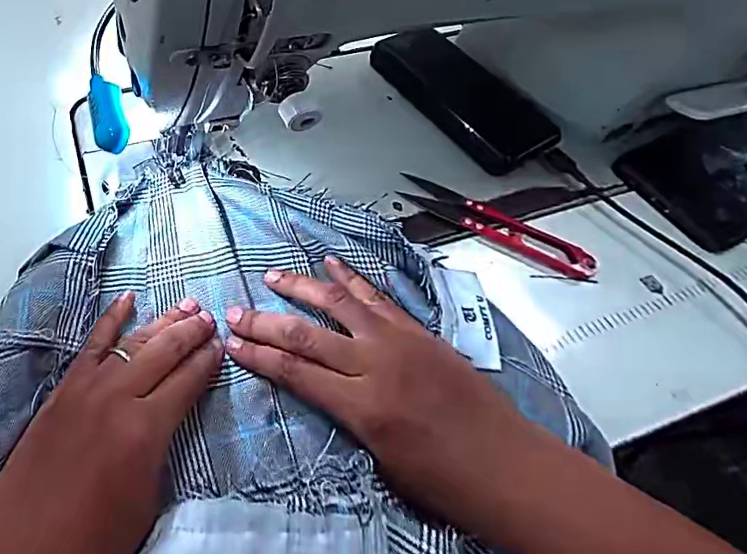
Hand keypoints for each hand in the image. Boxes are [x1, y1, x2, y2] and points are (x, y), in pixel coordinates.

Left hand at [0, 293, 220, 553]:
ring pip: (134, 341)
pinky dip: (111, 318)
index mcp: (145, 430)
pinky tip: (126, 299)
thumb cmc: (94, 533)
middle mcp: (118, 397)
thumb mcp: (146, 497)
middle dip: (190, 333)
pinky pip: (94, 342)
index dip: (206, 363)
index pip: (186, 383)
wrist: (29, 536)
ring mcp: (89, 385)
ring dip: (162, 322)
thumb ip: (162, 446)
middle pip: (163, 353)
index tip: (221, 347)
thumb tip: (172, 412)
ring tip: (185, 306)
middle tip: (209, 318)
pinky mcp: (67, 384)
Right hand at [223, 256, 564, 517]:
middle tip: (235, 312)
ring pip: (335, 302)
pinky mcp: (417, 331)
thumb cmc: (450, 483)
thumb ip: (346, 417)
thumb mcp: (384, 462)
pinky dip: (350, 277)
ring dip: (298, 286)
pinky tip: (330, 262)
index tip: (232, 344)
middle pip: (304, 334)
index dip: (258, 356)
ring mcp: (397, 342)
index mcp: (364, 408)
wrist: (514, 470)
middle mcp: (375, 366)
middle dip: (263, 322)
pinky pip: (376, 297)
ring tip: (271, 275)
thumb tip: (318, 388)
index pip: (295, 373)